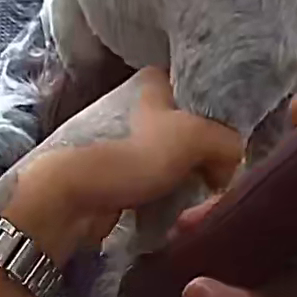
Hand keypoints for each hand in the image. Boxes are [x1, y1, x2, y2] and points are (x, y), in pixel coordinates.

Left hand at [0, 68, 243, 260]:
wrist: (64, 195)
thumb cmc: (128, 154)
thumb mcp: (194, 136)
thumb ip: (229, 142)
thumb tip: (232, 166)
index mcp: (157, 78)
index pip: (211, 97)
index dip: (227, 129)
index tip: (232, 161)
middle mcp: (141, 104)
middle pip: (196, 135)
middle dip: (208, 167)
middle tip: (212, 193)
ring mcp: (126, 141)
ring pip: (177, 165)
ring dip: (188, 190)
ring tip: (190, 211)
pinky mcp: (116, 175)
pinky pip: (156, 187)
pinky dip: (166, 202)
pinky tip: (170, 218)